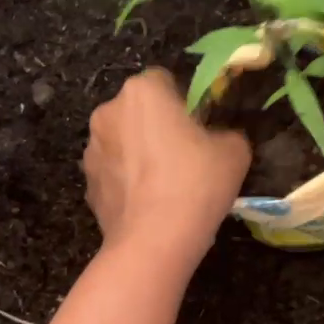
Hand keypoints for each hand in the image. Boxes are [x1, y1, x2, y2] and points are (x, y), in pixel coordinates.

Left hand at [84, 69, 250, 266]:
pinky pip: (114, 176)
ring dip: (140, 156)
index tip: (199, 130)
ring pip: (123, 144)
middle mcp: (108, 111)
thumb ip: (228, 134)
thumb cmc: (196, 185)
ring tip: (165, 189)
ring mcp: (92, 150)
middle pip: (139, 113)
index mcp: (143, 91)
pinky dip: (127, 185)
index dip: (185, 104)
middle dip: (158, 129)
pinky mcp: (88, 185)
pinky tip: (148, 207)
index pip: (165, 81)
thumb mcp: (235, 153)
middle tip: (185, 160)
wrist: (154, 242)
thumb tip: (219, 139)